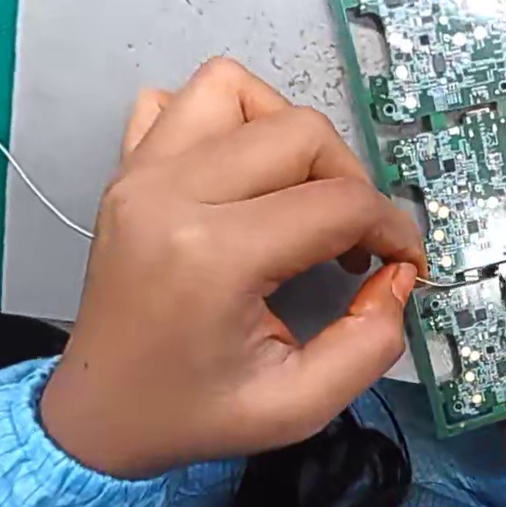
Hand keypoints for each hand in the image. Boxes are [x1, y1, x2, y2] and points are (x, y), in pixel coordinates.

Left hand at [41, 57, 425, 477]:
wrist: (101, 416)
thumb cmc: (196, 416)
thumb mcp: (300, 407)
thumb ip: (370, 343)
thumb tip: (396, 275)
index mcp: (214, 257)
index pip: (338, 203)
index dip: (393, 229)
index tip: (404, 264)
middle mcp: (172, 193)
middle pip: (301, 132)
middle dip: (354, 182)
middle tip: (357, 241)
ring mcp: (140, 173)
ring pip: (239, 90)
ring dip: (293, 136)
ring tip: (304, 198)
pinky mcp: (126, 172)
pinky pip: (180, 102)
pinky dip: (228, 122)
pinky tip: (244, 179)